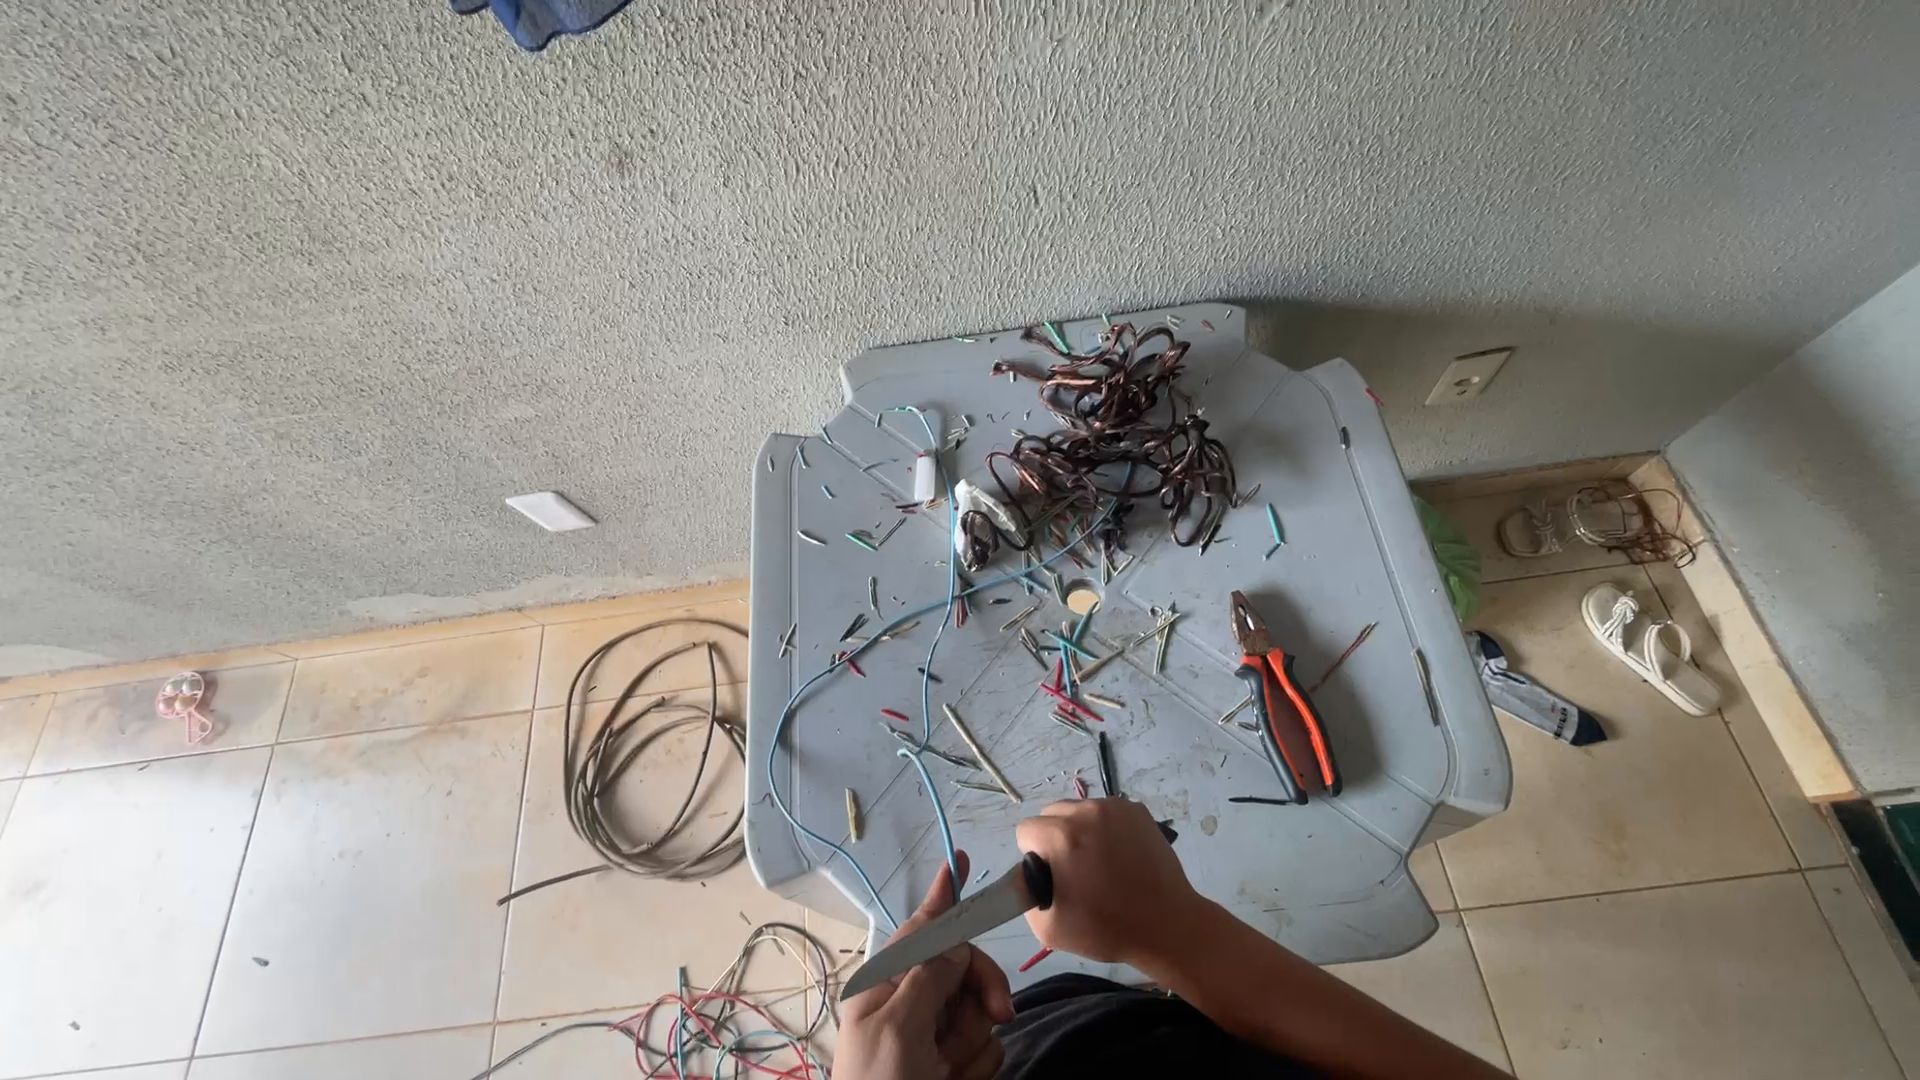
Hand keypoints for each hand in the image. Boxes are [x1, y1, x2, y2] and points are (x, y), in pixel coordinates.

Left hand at [835, 851, 1013, 1079]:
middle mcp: (911, 1002)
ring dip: (972, 1041)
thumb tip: (952, 942)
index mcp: (886, 984)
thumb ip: (928, 978)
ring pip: (980, 1008)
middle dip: (982, 988)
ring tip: (946, 1073)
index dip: (943, 892)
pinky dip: (976, 1067)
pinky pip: (986, 1046)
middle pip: (964, 965)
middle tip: (999, 1011)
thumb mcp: (899, 1030)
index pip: (921, 927)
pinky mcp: (952, 1064)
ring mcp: (933, 1035)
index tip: (959, 858)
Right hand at [1015, 798, 1203, 966]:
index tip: (1052, 875)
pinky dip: (1104, 827)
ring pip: (1078, 809)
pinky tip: (1118, 853)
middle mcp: (1086, 812)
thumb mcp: (1049, 928)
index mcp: (1062, 837)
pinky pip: (1105, 810)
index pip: (1026, 830)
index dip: (1034, 855)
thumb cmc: (1107, 929)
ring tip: (1099, 861)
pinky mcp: (1136, 809)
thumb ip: (1024, 894)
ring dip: (1079, 830)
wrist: (1168, 925)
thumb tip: (1026, 872)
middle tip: (1074, 869)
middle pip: (1050, 814)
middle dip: (1054, 838)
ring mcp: (1114, 807)